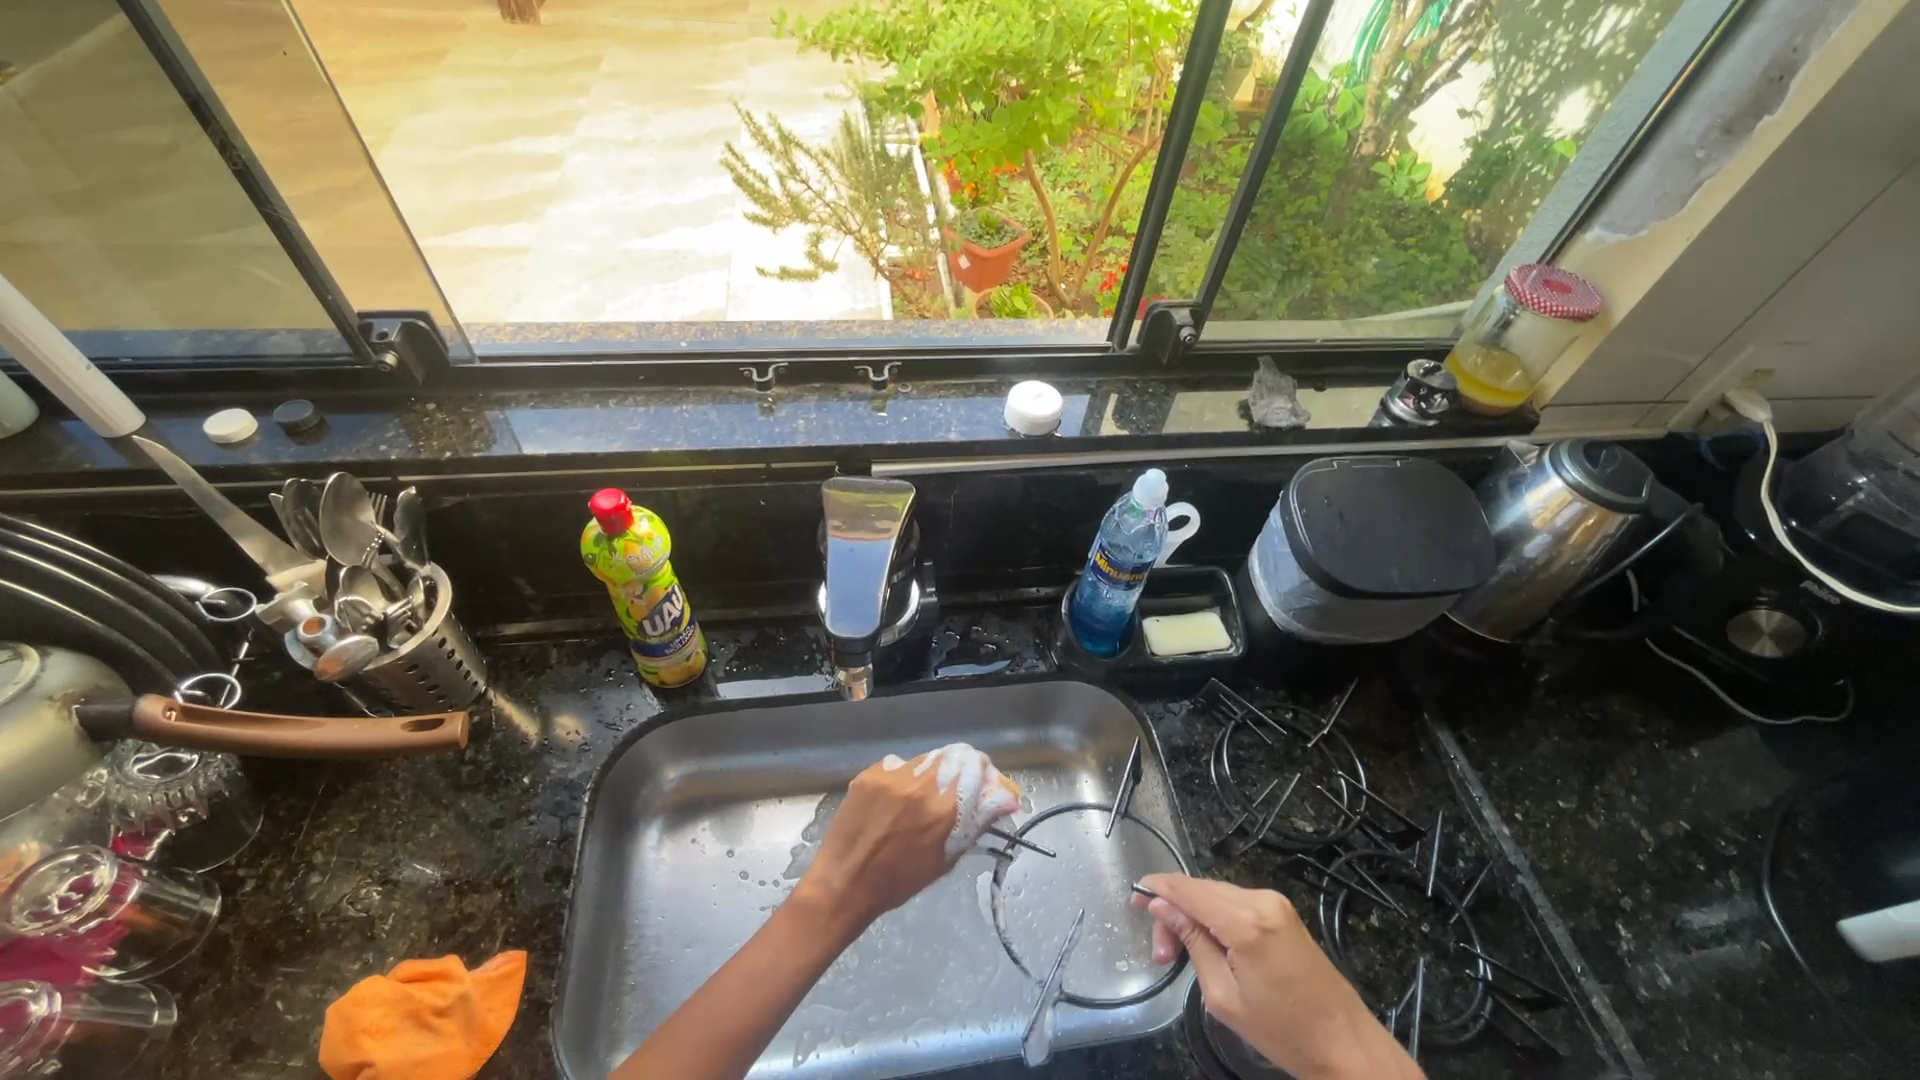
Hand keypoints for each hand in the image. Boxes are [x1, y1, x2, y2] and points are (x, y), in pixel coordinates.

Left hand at [798, 748, 1013, 928]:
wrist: (844, 883)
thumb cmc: (898, 881)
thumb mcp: (945, 859)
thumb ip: (974, 825)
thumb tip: (1003, 800)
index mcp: (944, 808)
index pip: (975, 767)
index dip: (982, 770)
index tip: (982, 778)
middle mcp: (921, 783)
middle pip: (951, 757)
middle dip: (957, 769)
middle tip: (951, 786)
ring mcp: (892, 776)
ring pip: (923, 760)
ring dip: (929, 772)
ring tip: (918, 796)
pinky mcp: (869, 774)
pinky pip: (896, 766)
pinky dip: (901, 778)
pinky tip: (892, 800)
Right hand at [1134, 874, 1423, 1079]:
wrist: (1346, 1045)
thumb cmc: (1282, 1030)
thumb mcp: (1223, 995)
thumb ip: (1192, 943)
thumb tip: (1161, 905)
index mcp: (1246, 921)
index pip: (1187, 888)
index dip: (1157, 888)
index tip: (1133, 896)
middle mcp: (1261, 900)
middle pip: (1200, 889)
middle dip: (1174, 912)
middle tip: (1162, 954)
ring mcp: (1275, 903)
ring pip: (1216, 894)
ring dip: (1193, 915)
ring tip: (1181, 954)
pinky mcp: (1283, 913)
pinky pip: (1236, 903)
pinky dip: (1215, 917)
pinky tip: (1208, 944)